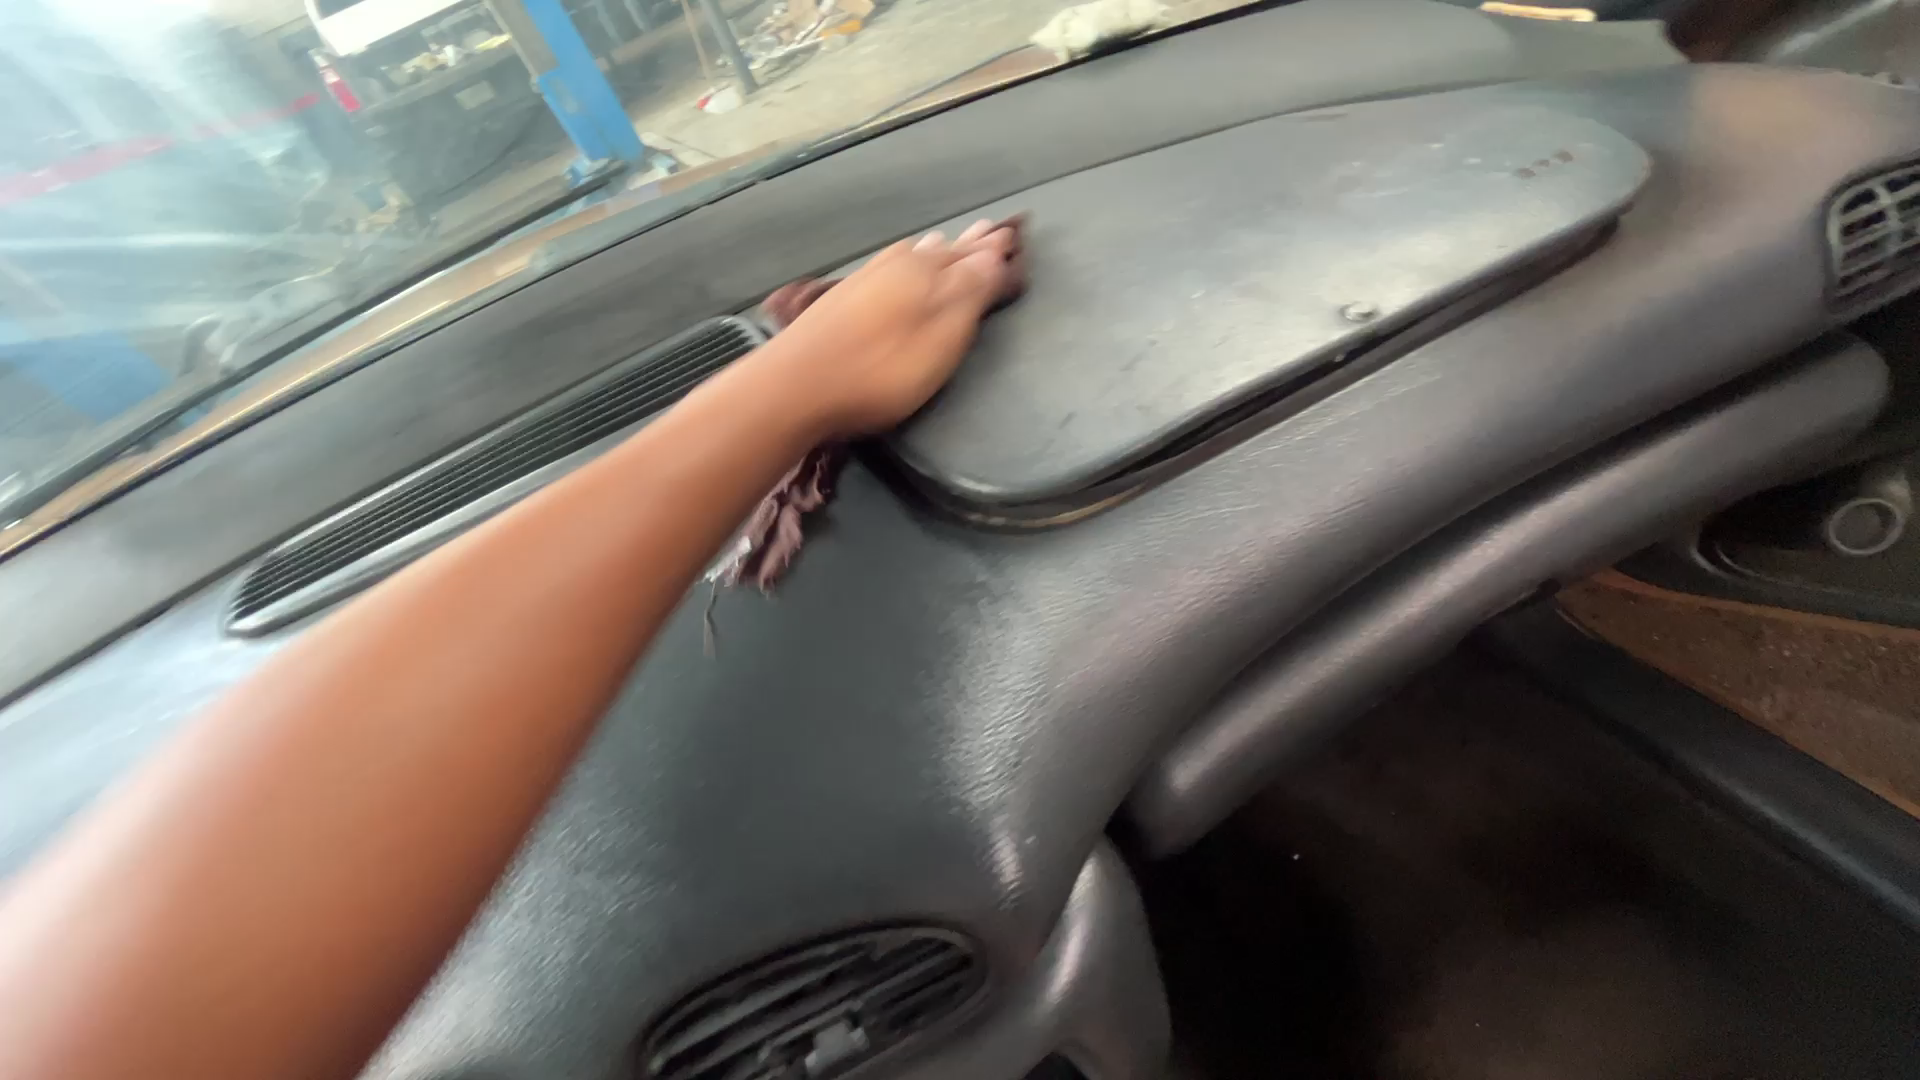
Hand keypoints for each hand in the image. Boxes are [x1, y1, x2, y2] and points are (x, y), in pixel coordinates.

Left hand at [764, 217, 1025, 437]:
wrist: (796, 385)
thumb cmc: (882, 370)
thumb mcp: (940, 337)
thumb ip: (970, 293)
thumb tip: (995, 252)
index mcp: (928, 272)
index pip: (972, 256)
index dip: (992, 251)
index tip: (1011, 237)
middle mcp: (898, 266)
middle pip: (942, 252)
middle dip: (968, 246)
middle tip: (989, 232)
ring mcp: (866, 279)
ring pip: (912, 256)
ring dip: (935, 250)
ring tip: (948, 243)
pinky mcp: (842, 298)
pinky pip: (888, 266)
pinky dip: (906, 261)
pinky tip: (900, 265)